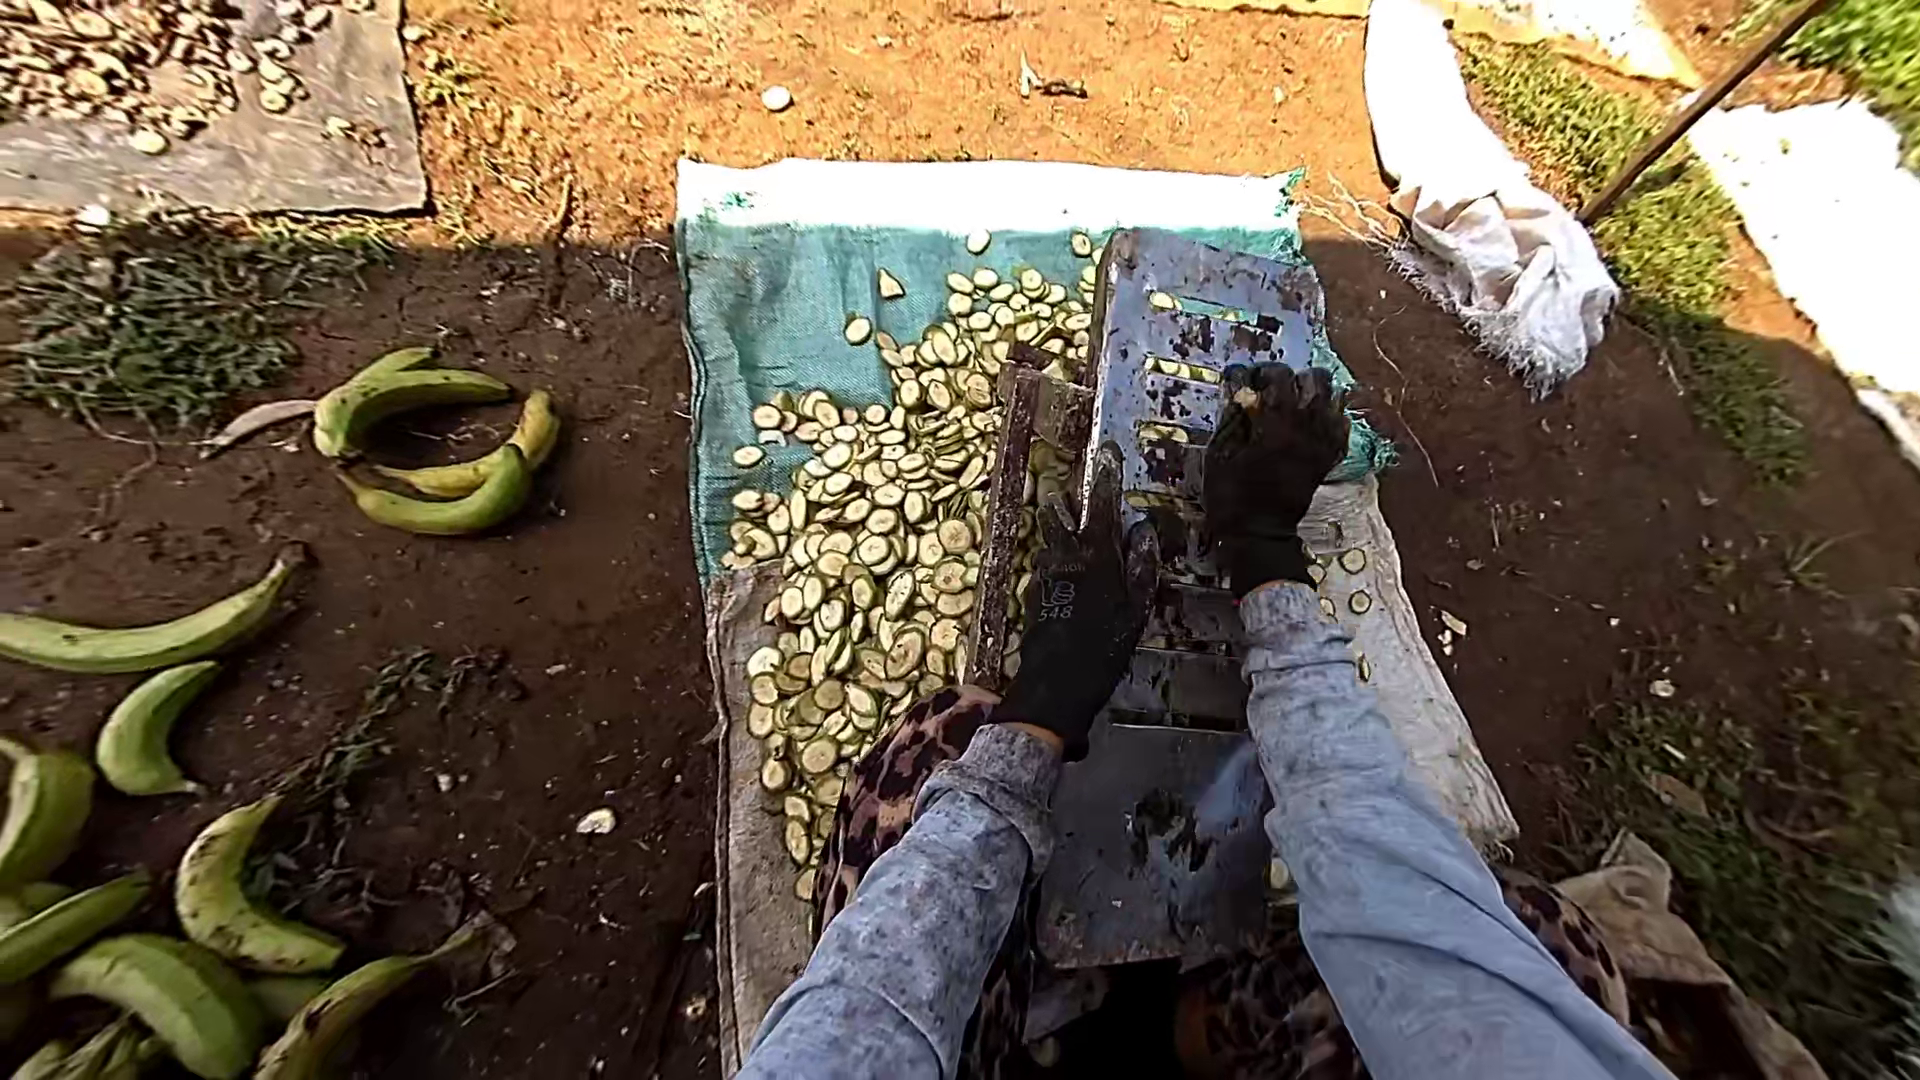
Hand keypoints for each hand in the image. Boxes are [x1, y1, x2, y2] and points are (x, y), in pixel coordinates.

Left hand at [994, 445, 1158, 760]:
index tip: (1108, 451)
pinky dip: (1053, 553)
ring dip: (1055, 523)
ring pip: (1047, 535)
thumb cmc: (1105, 644)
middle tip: (1074, 489)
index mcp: (1096, 555)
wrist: (1057, 679)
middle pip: (1058, 512)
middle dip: (1066, 496)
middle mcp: (1065, 555)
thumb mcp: (1136, 608)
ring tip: (1066, 521)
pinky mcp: (1032, 587)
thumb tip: (1143, 529)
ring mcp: (1044, 570)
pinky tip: (1062, 565)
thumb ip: (1141, 565)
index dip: (1107, 476)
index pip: (1102, 505)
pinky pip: (1043, 559)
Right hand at [1203, 365, 1348, 596]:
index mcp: (1277, 422)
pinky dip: (1327, 417)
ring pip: (1333, 398)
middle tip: (1270, 389)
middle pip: (1315, 379)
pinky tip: (1309, 423)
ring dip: (1312, 394)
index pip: (1277, 377)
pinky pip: (1340, 425)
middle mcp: (1308, 425)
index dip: (1259, 372)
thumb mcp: (1220, 455)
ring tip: (1290, 403)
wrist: (1259, 533)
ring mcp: (1324, 441)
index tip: (1243, 378)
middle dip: (1292, 377)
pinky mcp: (1330, 457)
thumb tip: (1239, 391)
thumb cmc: (1232, 495)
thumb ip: (1233, 420)